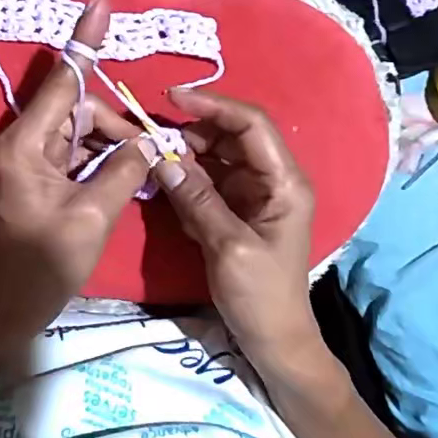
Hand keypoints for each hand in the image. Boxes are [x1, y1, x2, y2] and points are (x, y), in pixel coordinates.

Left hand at [0, 0, 151, 315]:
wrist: (15, 301)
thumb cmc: (48, 260)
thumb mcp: (94, 214)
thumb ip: (124, 169)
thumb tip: (148, 144)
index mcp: (28, 143)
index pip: (64, 81)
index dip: (85, 41)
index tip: (99, 3)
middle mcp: (25, 141)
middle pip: (80, 108)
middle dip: (116, 125)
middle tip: (148, 155)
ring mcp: (32, 158)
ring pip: (83, 130)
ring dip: (113, 144)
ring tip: (139, 170)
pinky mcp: (41, 175)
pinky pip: (78, 151)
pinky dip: (103, 158)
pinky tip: (125, 176)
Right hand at [152, 89, 320, 358]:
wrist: (273, 340)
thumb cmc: (261, 295)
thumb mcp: (228, 247)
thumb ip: (198, 200)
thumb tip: (163, 160)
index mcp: (284, 182)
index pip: (251, 125)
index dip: (213, 105)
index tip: (173, 97)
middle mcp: (271, 180)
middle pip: (232, 136)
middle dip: (193, 131)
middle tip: (154, 138)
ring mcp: (253, 195)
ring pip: (217, 157)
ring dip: (186, 156)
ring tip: (156, 163)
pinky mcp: (236, 210)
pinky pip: (209, 182)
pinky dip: (188, 181)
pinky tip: (171, 192)